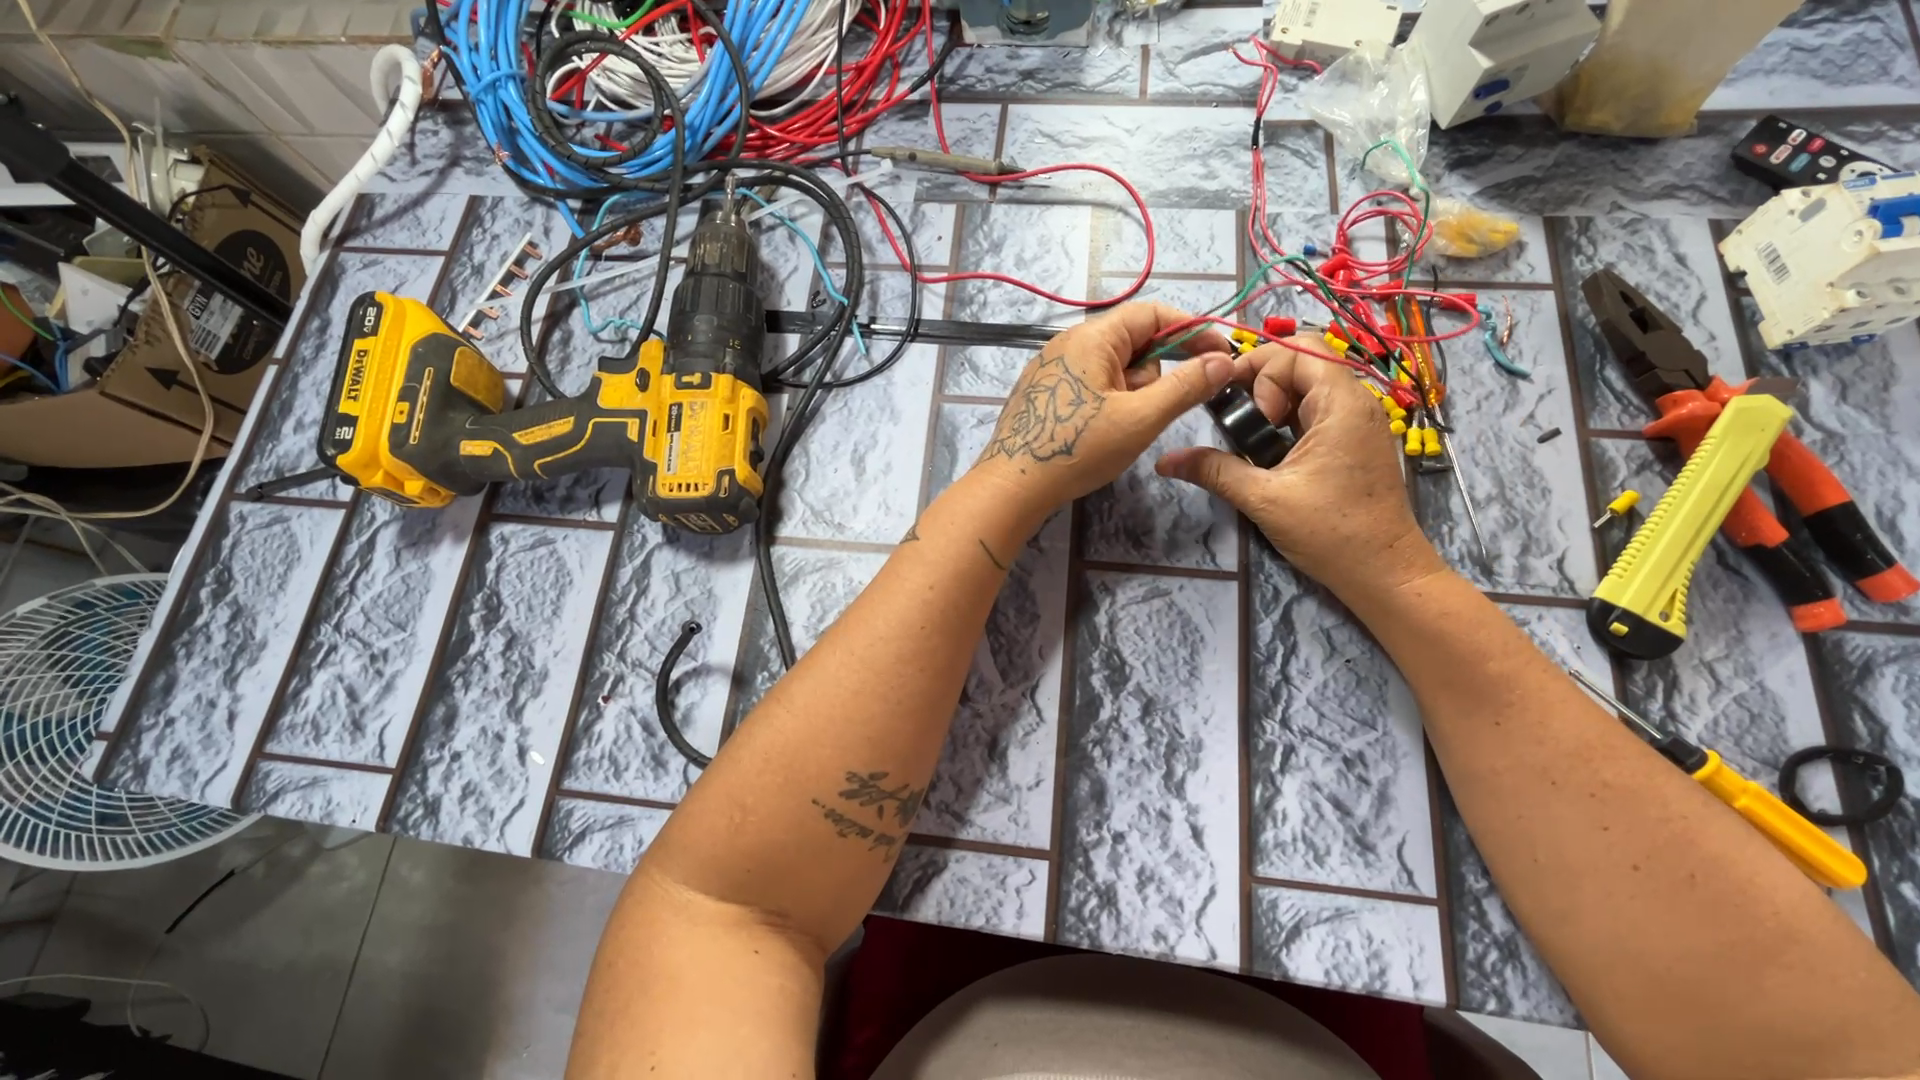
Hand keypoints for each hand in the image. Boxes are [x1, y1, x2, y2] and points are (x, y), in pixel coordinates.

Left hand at [971, 303, 1239, 517]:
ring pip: (1114, 368)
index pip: (1152, 314)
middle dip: (1156, 372)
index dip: (1192, 331)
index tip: (1220, 356)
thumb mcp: (1141, 418)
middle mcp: (1070, 342)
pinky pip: (1092, 385)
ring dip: (1132, 393)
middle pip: (1134, 340)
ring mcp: (1054, 368)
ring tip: (1121, 429)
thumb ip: (1185, 387)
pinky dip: (1110, 402)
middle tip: (1159, 408)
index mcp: (1092, 337)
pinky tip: (1102, 432)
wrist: (1014, 486)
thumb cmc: (1078, 449)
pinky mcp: (1046, 393)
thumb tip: (1222, 362)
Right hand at [1156, 338, 1445, 596]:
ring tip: (1250, 438)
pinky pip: (1318, 412)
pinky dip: (1289, 420)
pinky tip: (1270, 453)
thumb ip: (1215, 471)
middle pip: (1303, 362)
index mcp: (1342, 405)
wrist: (1384, 573)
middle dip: (1262, 382)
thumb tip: (1167, 461)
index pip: (1298, 351)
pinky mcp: (1355, 444)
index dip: (1260, 370)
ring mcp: (1359, 424)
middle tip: (1240, 420)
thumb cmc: (1331, 532)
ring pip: (1309, 388)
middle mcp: (1356, 404)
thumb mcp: (1264, 499)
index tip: (1243, 412)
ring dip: (1274, 403)